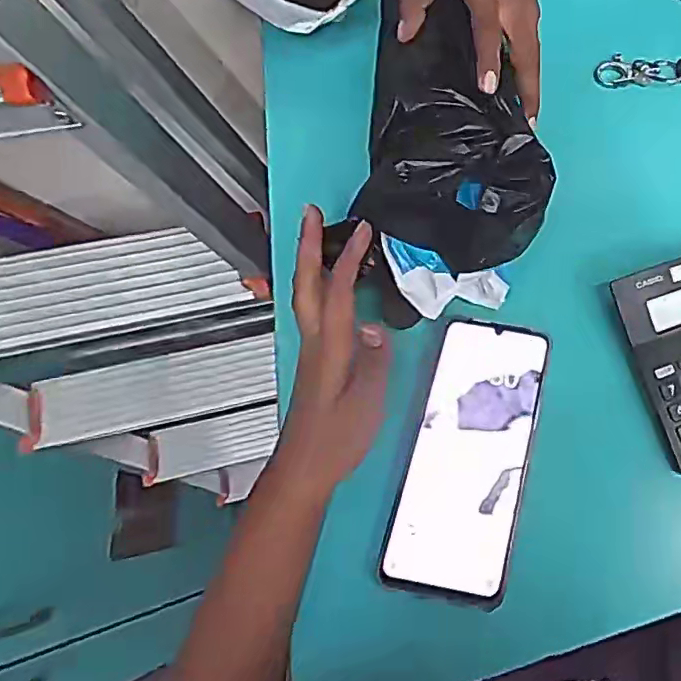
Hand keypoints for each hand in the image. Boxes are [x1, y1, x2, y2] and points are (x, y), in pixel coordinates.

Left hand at [269, 206, 390, 494]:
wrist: (306, 466)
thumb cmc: (337, 438)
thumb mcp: (368, 399)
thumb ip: (374, 360)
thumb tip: (374, 330)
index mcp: (330, 348)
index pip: (338, 292)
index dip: (349, 258)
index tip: (362, 229)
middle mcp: (316, 343)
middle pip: (306, 284)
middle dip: (308, 246)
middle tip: (312, 214)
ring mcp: (312, 351)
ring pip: (306, 296)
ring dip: (310, 262)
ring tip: (320, 239)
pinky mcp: (315, 362)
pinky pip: (316, 313)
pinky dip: (321, 289)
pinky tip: (334, 290)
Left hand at [395, 0, 544, 123]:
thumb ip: (417, 0)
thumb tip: (406, 36)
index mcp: (488, 2)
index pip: (490, 39)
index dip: (489, 64)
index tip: (489, 89)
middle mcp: (514, 15)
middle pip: (528, 61)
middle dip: (530, 94)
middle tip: (528, 125)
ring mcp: (529, 17)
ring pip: (534, 59)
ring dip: (533, 87)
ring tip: (529, 115)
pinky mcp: (533, 17)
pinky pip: (533, 50)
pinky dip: (531, 71)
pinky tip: (524, 87)